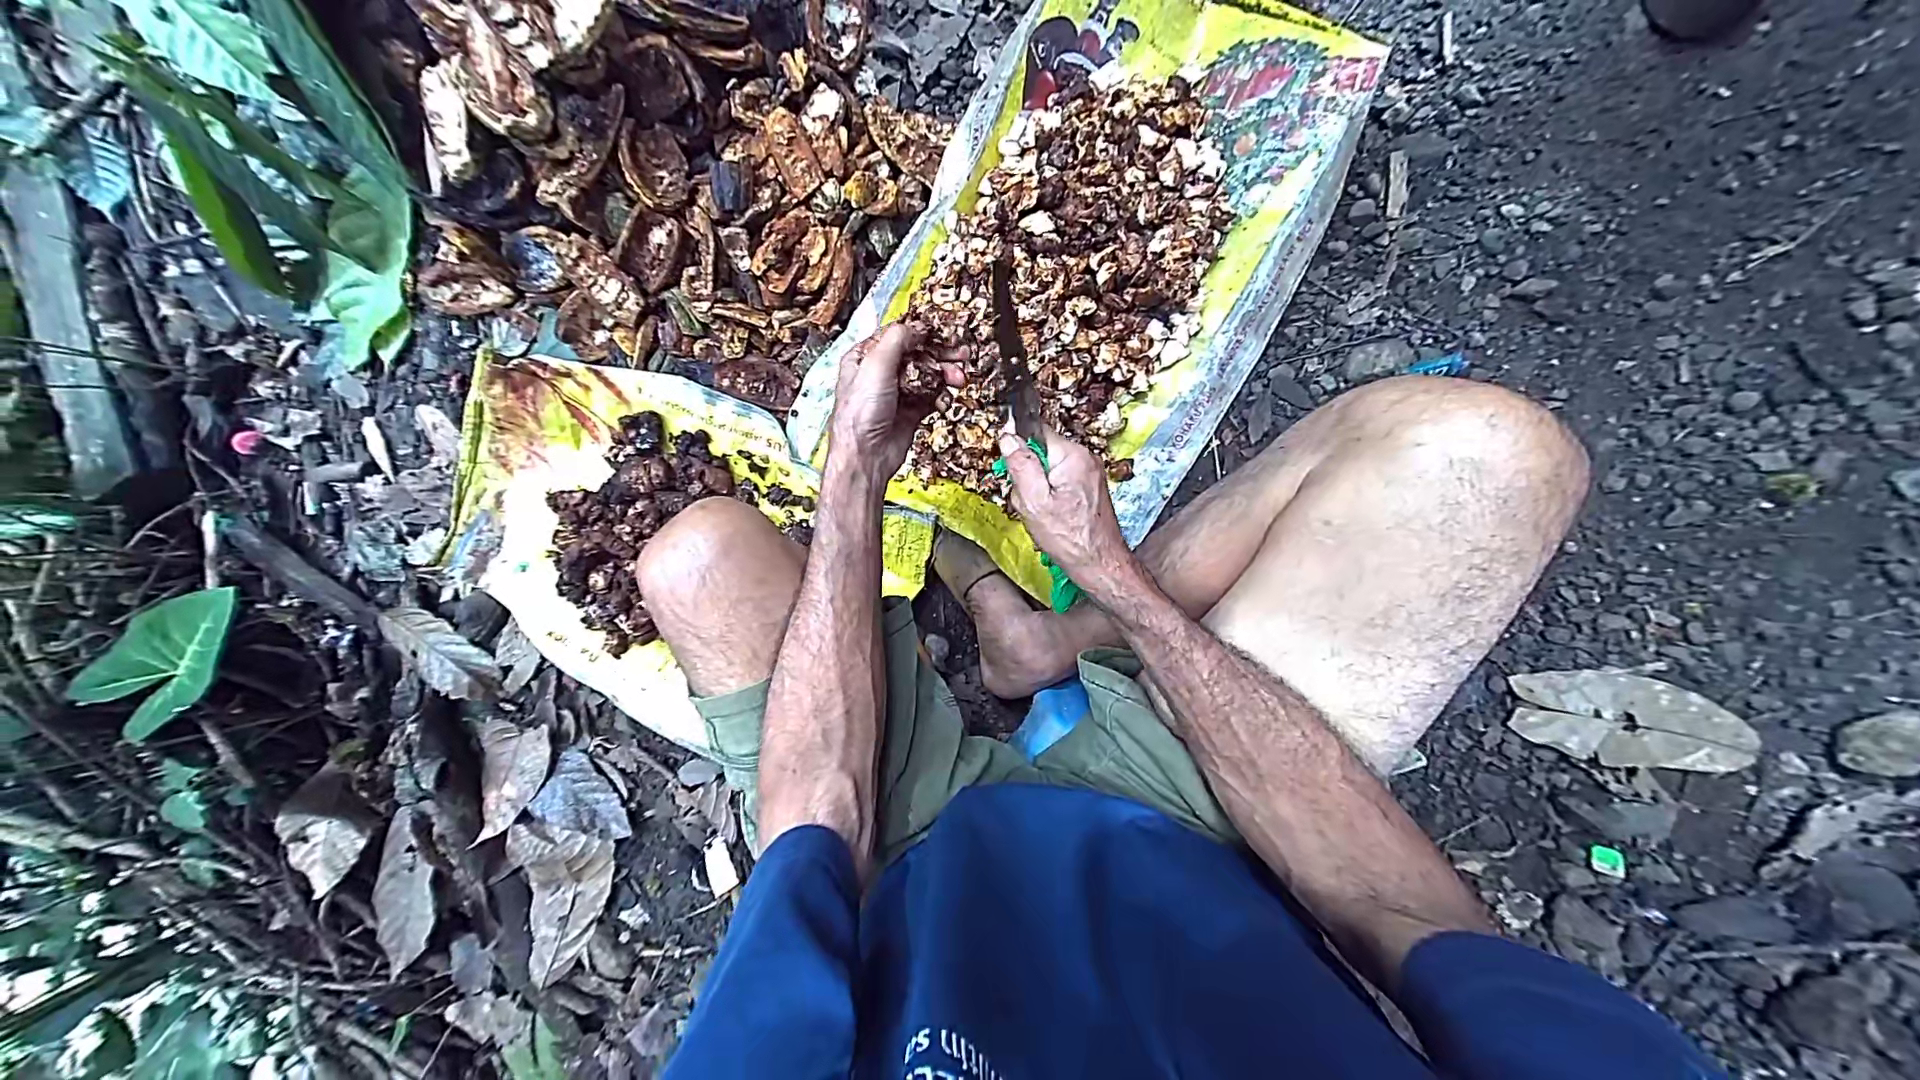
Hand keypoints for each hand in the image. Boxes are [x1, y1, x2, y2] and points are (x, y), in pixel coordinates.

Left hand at [827, 322, 959, 490]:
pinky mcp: (909, 413)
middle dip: (941, 354)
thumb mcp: (875, 365)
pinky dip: (941, 397)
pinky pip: (930, 398)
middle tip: (961, 354)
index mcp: (866, 357)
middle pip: (917, 355)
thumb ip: (897, 339)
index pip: (898, 336)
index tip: (944, 333)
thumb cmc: (859, 415)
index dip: (923, 333)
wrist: (866, 456)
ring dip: (945, 375)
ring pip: (927, 376)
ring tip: (958, 378)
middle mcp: (880, 374)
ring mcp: (896, 394)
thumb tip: (916, 327)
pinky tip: (945, 398)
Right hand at [997, 428, 1135, 595]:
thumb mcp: (1034, 502)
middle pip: (1042, 453)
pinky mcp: (1090, 487)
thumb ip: (1020, 465)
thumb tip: (1008, 436)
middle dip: (1028, 476)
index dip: (1019, 452)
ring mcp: (1090, 473)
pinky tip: (1052, 517)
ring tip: (1042, 513)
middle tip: (1030, 502)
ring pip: (1049, 470)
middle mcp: (1086, 458)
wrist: (1099, 563)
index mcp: (1073, 456)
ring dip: (1038, 490)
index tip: (1013, 473)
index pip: (1036, 432)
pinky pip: (1061, 483)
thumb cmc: (1069, 538)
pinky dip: (1051, 497)